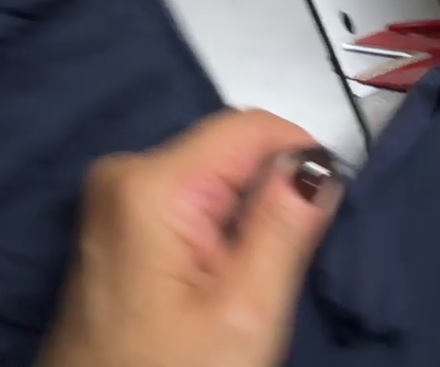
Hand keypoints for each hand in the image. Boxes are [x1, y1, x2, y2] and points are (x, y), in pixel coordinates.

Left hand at [36, 109, 341, 366]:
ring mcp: (113, 196)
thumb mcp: (244, 314)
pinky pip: (184, 199)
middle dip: (267, 193)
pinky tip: (212, 280)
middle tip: (276, 265)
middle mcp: (124, 172)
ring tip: (241, 281)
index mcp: (151, 182)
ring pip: (210, 175)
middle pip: (227, 149)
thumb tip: (315, 162)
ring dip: (241, 215)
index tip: (326, 202)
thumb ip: (284, 226)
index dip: (298, 154)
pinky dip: (213, 227)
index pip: (248, 126)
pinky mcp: (114, 221)